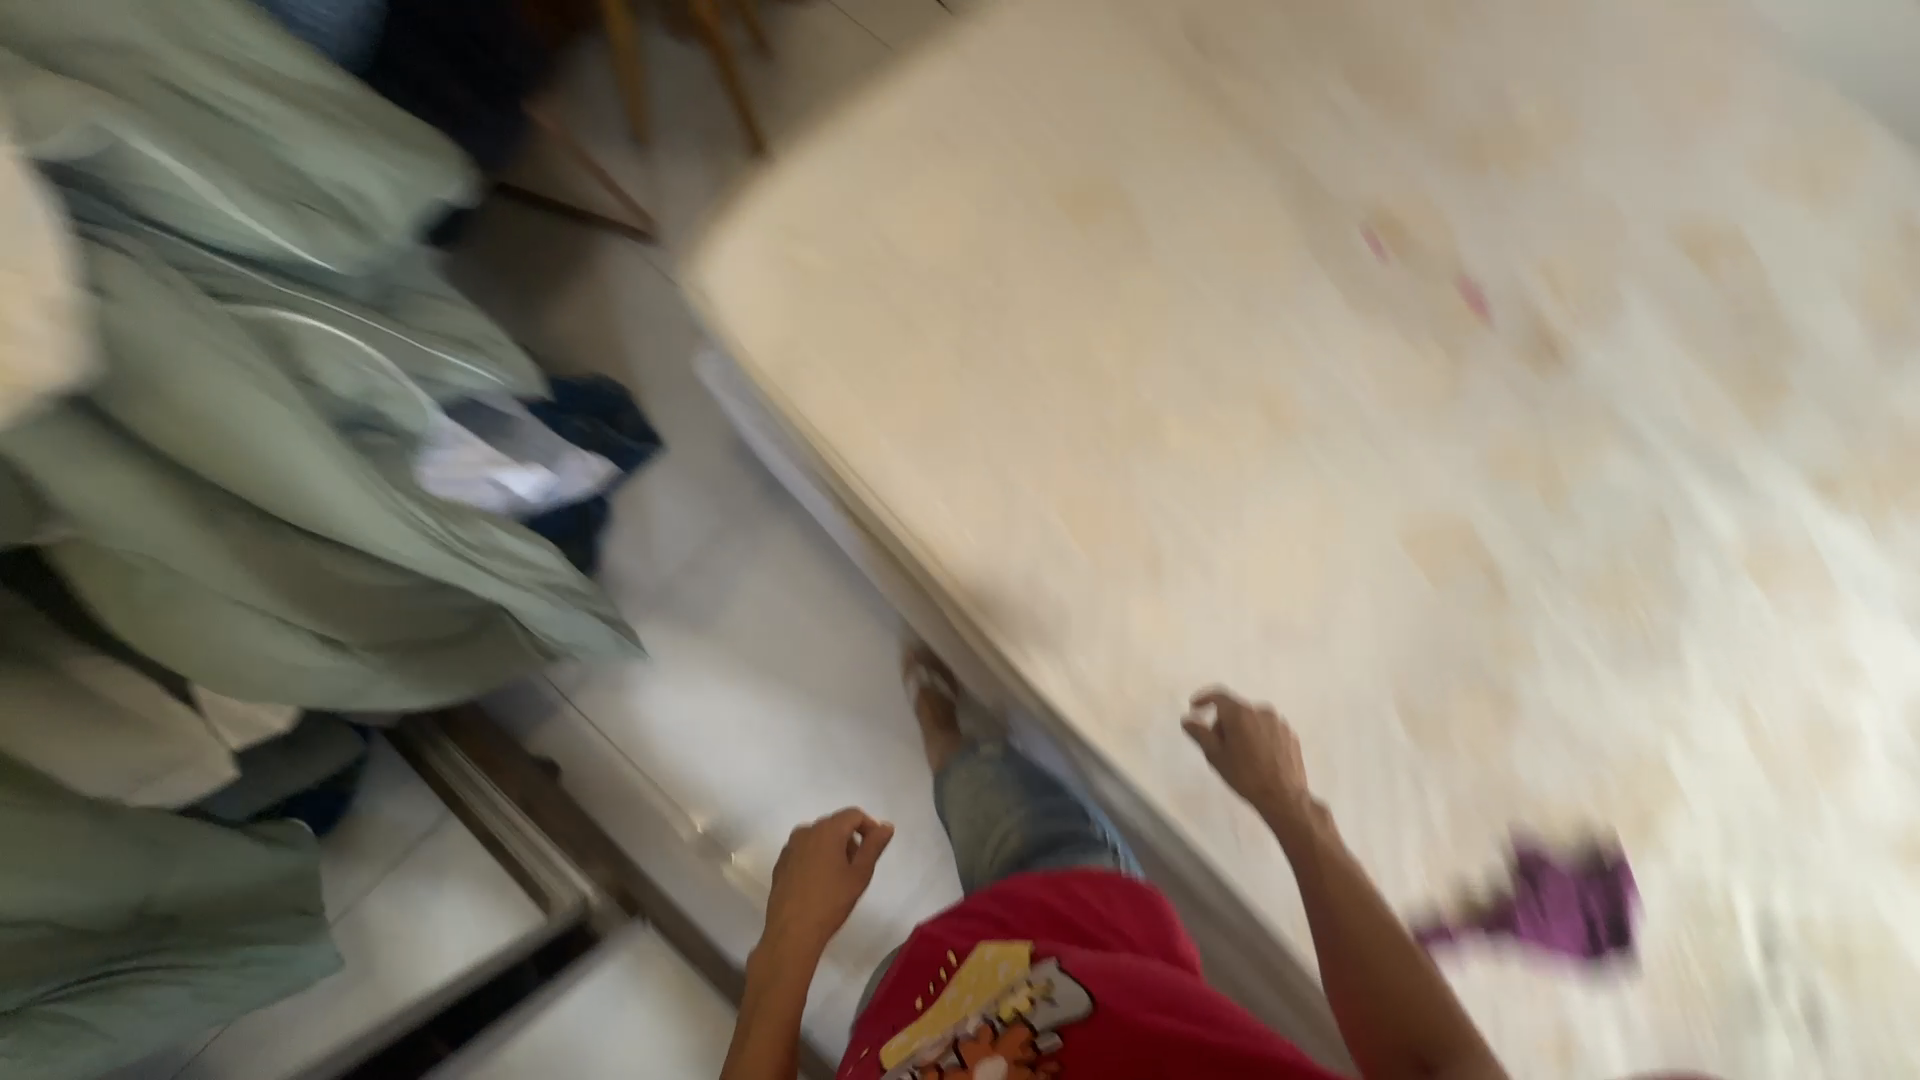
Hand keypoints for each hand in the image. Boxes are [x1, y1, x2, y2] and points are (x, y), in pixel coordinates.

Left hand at [763, 807, 894, 957]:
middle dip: (851, 840)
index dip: (869, 827)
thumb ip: (874, 845)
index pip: (854, 814)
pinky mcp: (781, 863)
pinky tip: (819, 884)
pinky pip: (804, 850)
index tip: (874, 849)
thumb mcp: (860, 874)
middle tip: (858, 867)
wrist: (791, 933)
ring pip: (819, 837)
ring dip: (833, 849)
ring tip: (839, 878)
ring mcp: (790, 847)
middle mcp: (806, 831)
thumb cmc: (830, 902)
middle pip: (836, 824)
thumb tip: (886, 825)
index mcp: (827, 830)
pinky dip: (816, 858)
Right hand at [1182, 688, 1322, 829]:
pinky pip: (1268, 729)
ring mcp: (1279, 723)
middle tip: (1220, 746)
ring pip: (1253, 720)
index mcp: (1240, 714)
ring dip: (1243, 730)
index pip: (1218, 696)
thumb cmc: (1244, 775)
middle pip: (1236, 710)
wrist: (1284, 798)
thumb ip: (1199, 734)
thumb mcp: (1215, 756)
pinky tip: (1259, 758)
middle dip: (1224, 723)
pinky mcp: (1290, 735)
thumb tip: (1187, 720)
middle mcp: (1261, 711)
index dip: (1204, 699)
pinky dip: (1259, 737)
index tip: (1194, 707)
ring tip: (1242, 756)